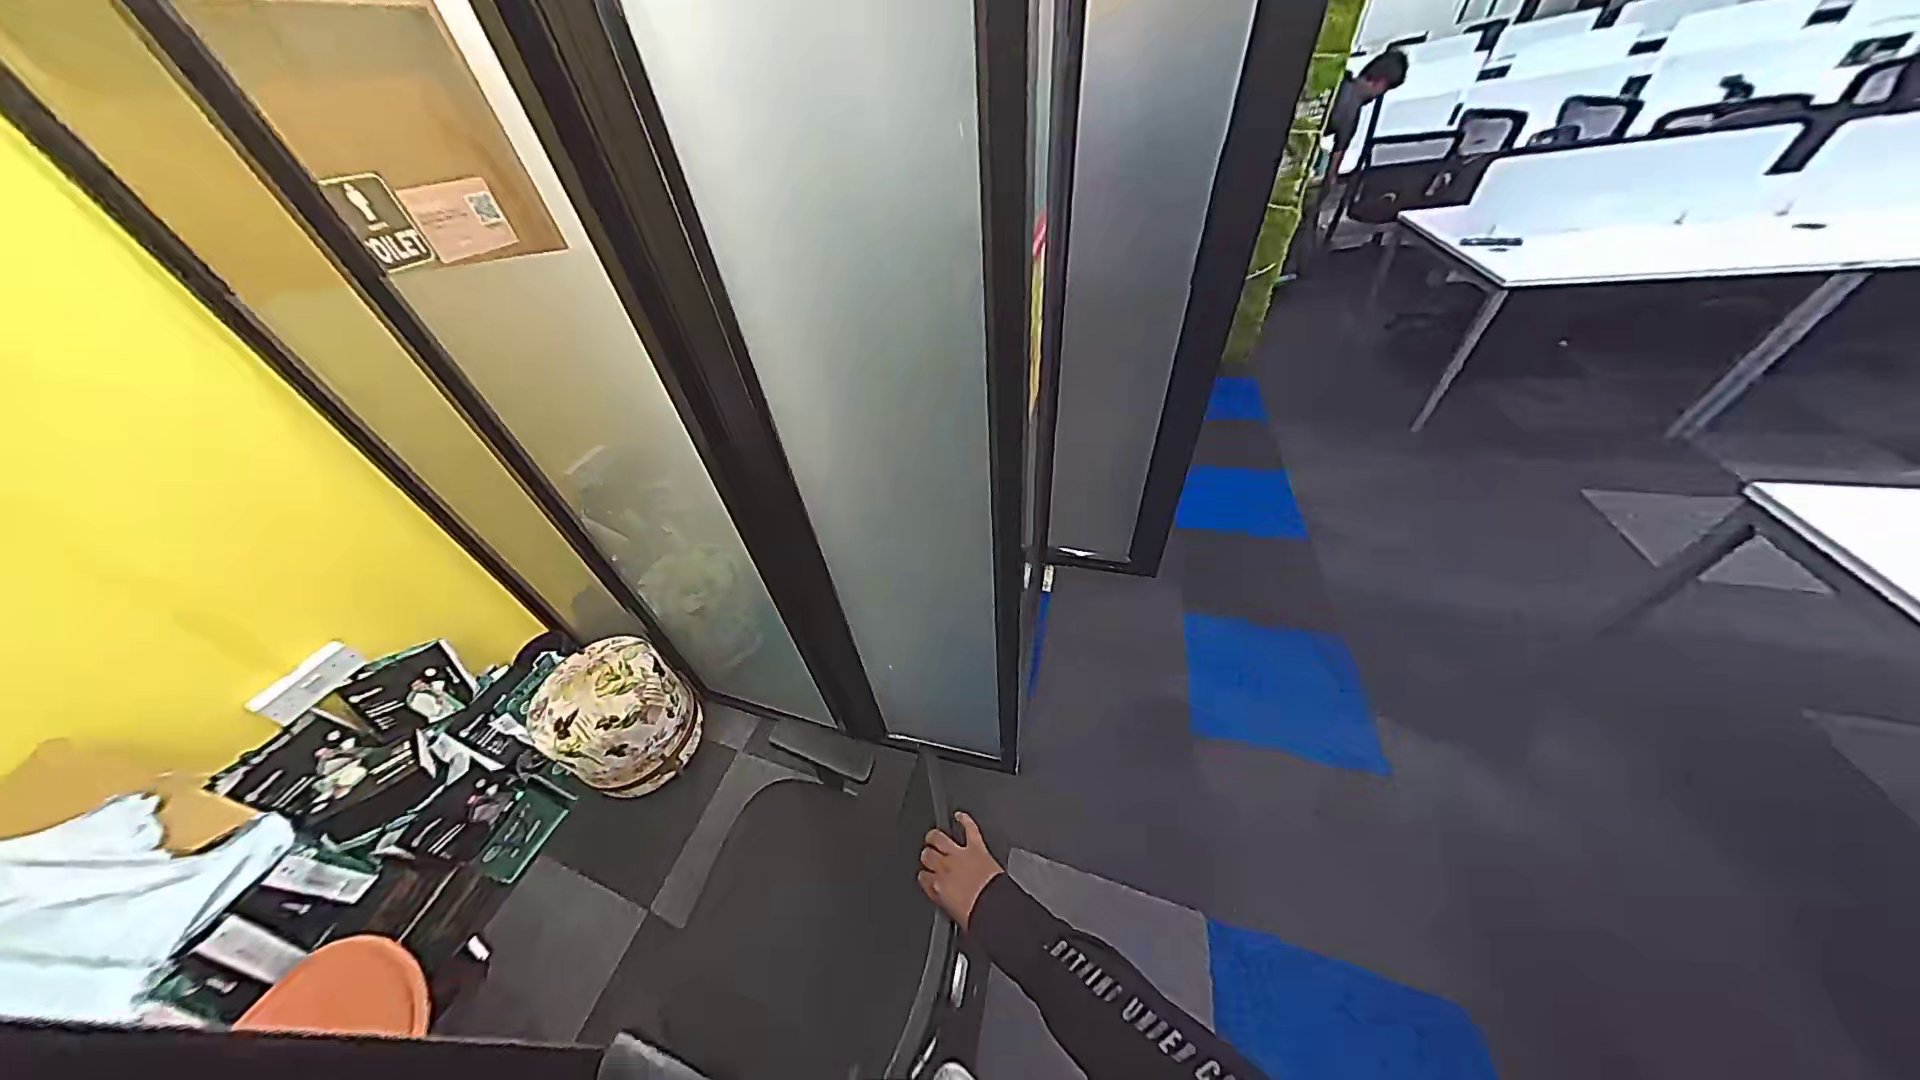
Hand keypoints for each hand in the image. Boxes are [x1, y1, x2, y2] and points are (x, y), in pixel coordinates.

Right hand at [918, 811, 1002, 931]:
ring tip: (934, 836)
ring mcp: (960, 854)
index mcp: (937, 887)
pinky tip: (960, 815)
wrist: (996, 910)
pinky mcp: (976, 847)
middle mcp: (945, 867)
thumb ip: (943, 899)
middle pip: (927, 854)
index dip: (925, 875)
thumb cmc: (976, 916)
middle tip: (929, 855)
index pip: (923, 877)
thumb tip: (943, 898)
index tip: (927, 876)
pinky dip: (964, 819)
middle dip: (927, 855)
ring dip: (935, 836)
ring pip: (939, 838)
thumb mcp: (951, 914)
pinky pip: (969, 828)